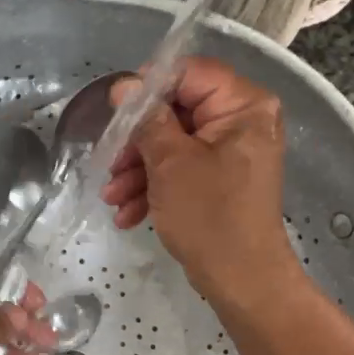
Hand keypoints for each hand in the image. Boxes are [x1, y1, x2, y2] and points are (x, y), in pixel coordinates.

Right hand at [101, 57, 299, 305]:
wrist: (241, 279)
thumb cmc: (210, 217)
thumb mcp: (170, 165)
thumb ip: (147, 121)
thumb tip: (125, 88)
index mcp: (243, 105)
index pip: (190, 75)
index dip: (149, 88)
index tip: (116, 112)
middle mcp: (243, 123)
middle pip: (178, 113)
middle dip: (138, 143)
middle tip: (110, 166)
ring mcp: (232, 156)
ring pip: (175, 148)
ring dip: (139, 172)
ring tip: (112, 198)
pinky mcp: (221, 184)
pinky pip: (183, 173)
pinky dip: (156, 190)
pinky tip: (128, 214)